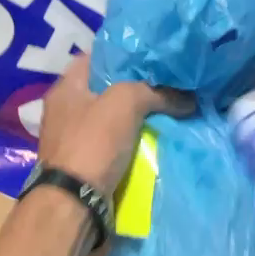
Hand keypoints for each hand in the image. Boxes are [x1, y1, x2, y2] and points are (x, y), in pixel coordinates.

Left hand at [38, 51, 184, 192]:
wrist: (75, 202)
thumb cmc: (93, 142)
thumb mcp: (126, 102)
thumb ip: (156, 92)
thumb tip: (188, 99)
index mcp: (66, 88)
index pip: (96, 57)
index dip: (125, 53)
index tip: (153, 56)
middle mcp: (66, 110)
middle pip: (108, 89)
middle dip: (137, 87)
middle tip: (169, 83)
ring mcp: (75, 139)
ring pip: (114, 118)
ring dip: (138, 117)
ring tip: (170, 110)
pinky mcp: (87, 163)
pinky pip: (116, 144)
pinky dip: (134, 141)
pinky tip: (157, 138)